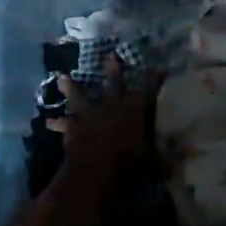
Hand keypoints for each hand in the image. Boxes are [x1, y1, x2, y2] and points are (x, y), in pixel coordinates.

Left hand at [50, 56, 151, 188]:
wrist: (95, 169)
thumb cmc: (129, 163)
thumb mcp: (153, 162)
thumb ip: (164, 159)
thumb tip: (177, 161)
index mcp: (135, 111)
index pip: (149, 90)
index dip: (155, 79)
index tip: (160, 68)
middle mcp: (112, 107)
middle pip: (114, 85)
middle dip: (114, 71)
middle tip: (111, 56)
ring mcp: (91, 115)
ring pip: (81, 97)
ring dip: (71, 88)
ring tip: (61, 77)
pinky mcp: (74, 127)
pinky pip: (64, 124)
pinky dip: (57, 123)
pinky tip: (48, 122)